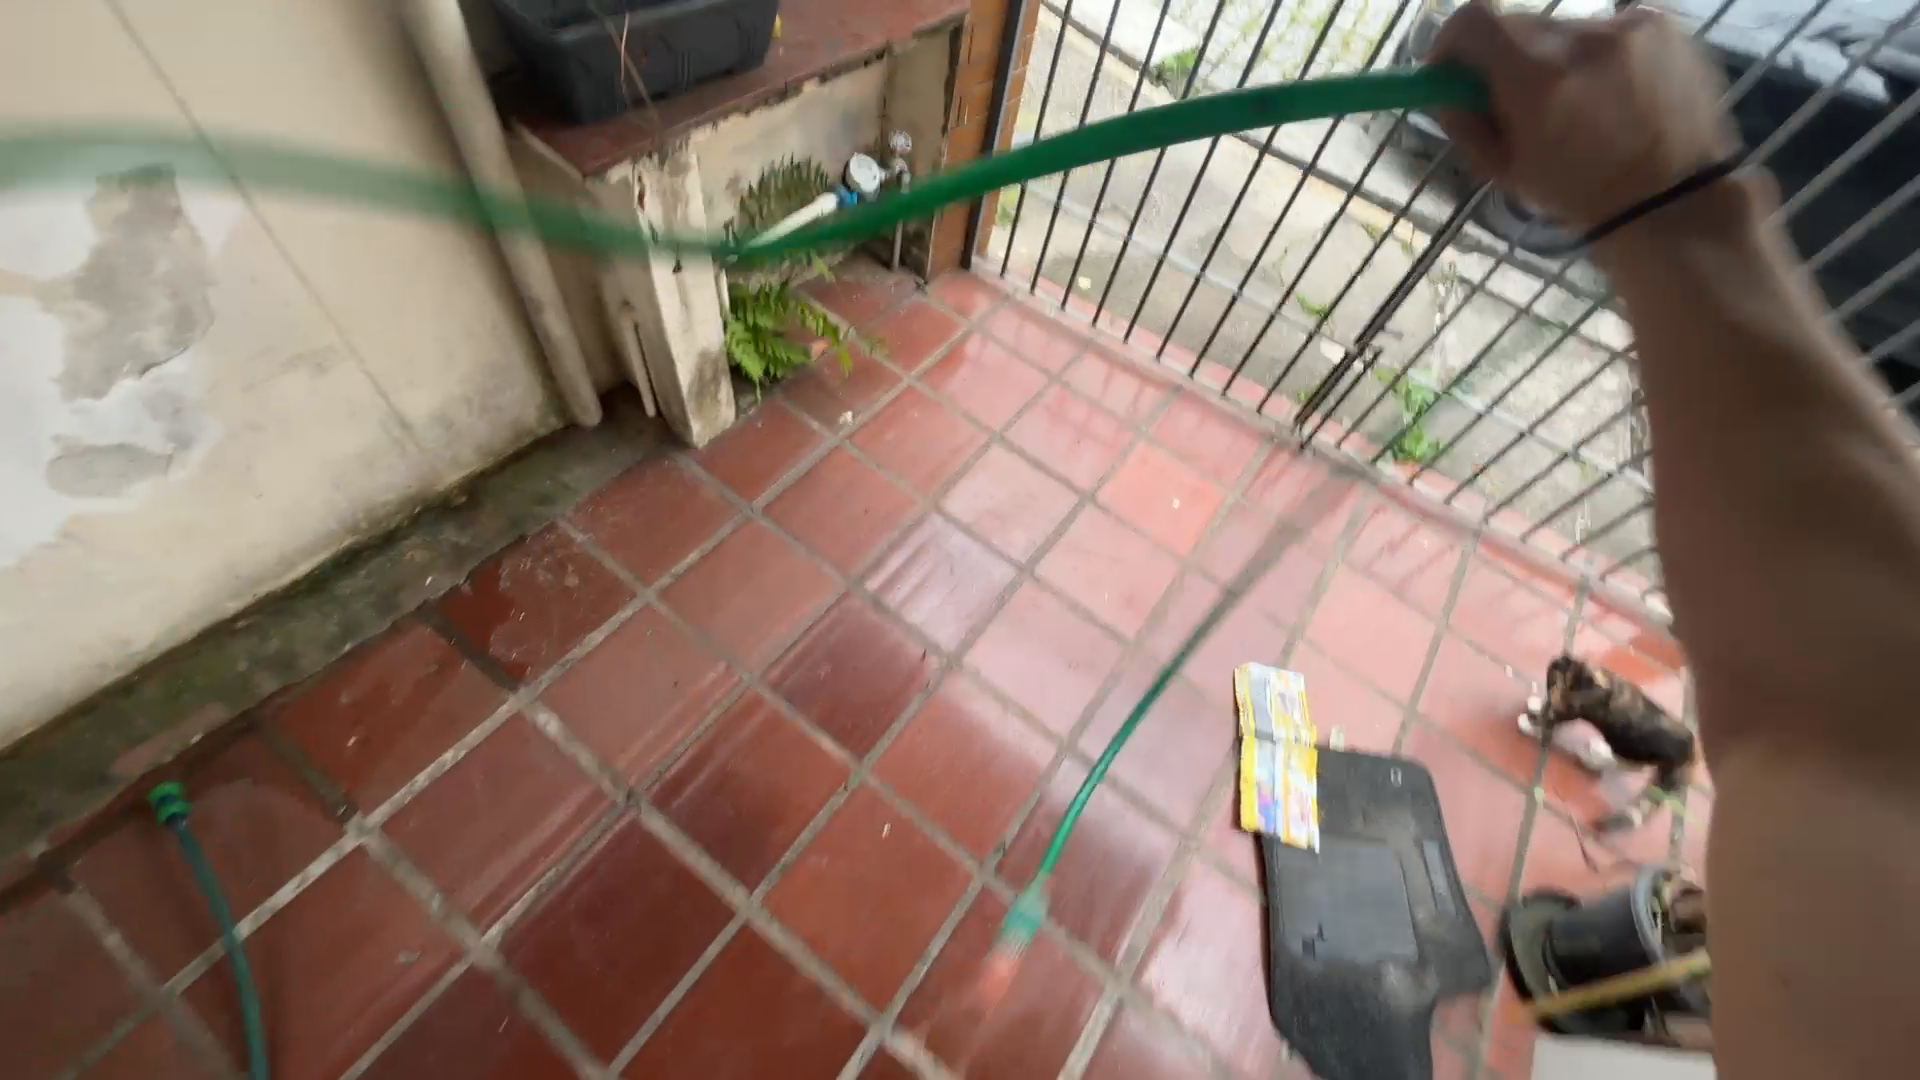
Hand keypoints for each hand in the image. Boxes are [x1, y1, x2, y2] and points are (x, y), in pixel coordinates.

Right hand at [1429, 2, 1740, 235]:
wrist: (1670, 191)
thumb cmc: (1572, 190)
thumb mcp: (1499, 169)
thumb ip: (1466, 121)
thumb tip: (1445, 89)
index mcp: (1535, 78)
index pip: (1473, 21)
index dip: (1448, 42)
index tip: (1447, 71)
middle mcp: (1581, 38)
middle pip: (1515, 25)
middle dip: (1497, 59)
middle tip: (1503, 99)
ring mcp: (1628, 23)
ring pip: (1557, 29)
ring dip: (1544, 60)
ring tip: (1564, 103)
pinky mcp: (1660, 22)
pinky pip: (1599, 31)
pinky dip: (1585, 57)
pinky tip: (1601, 94)